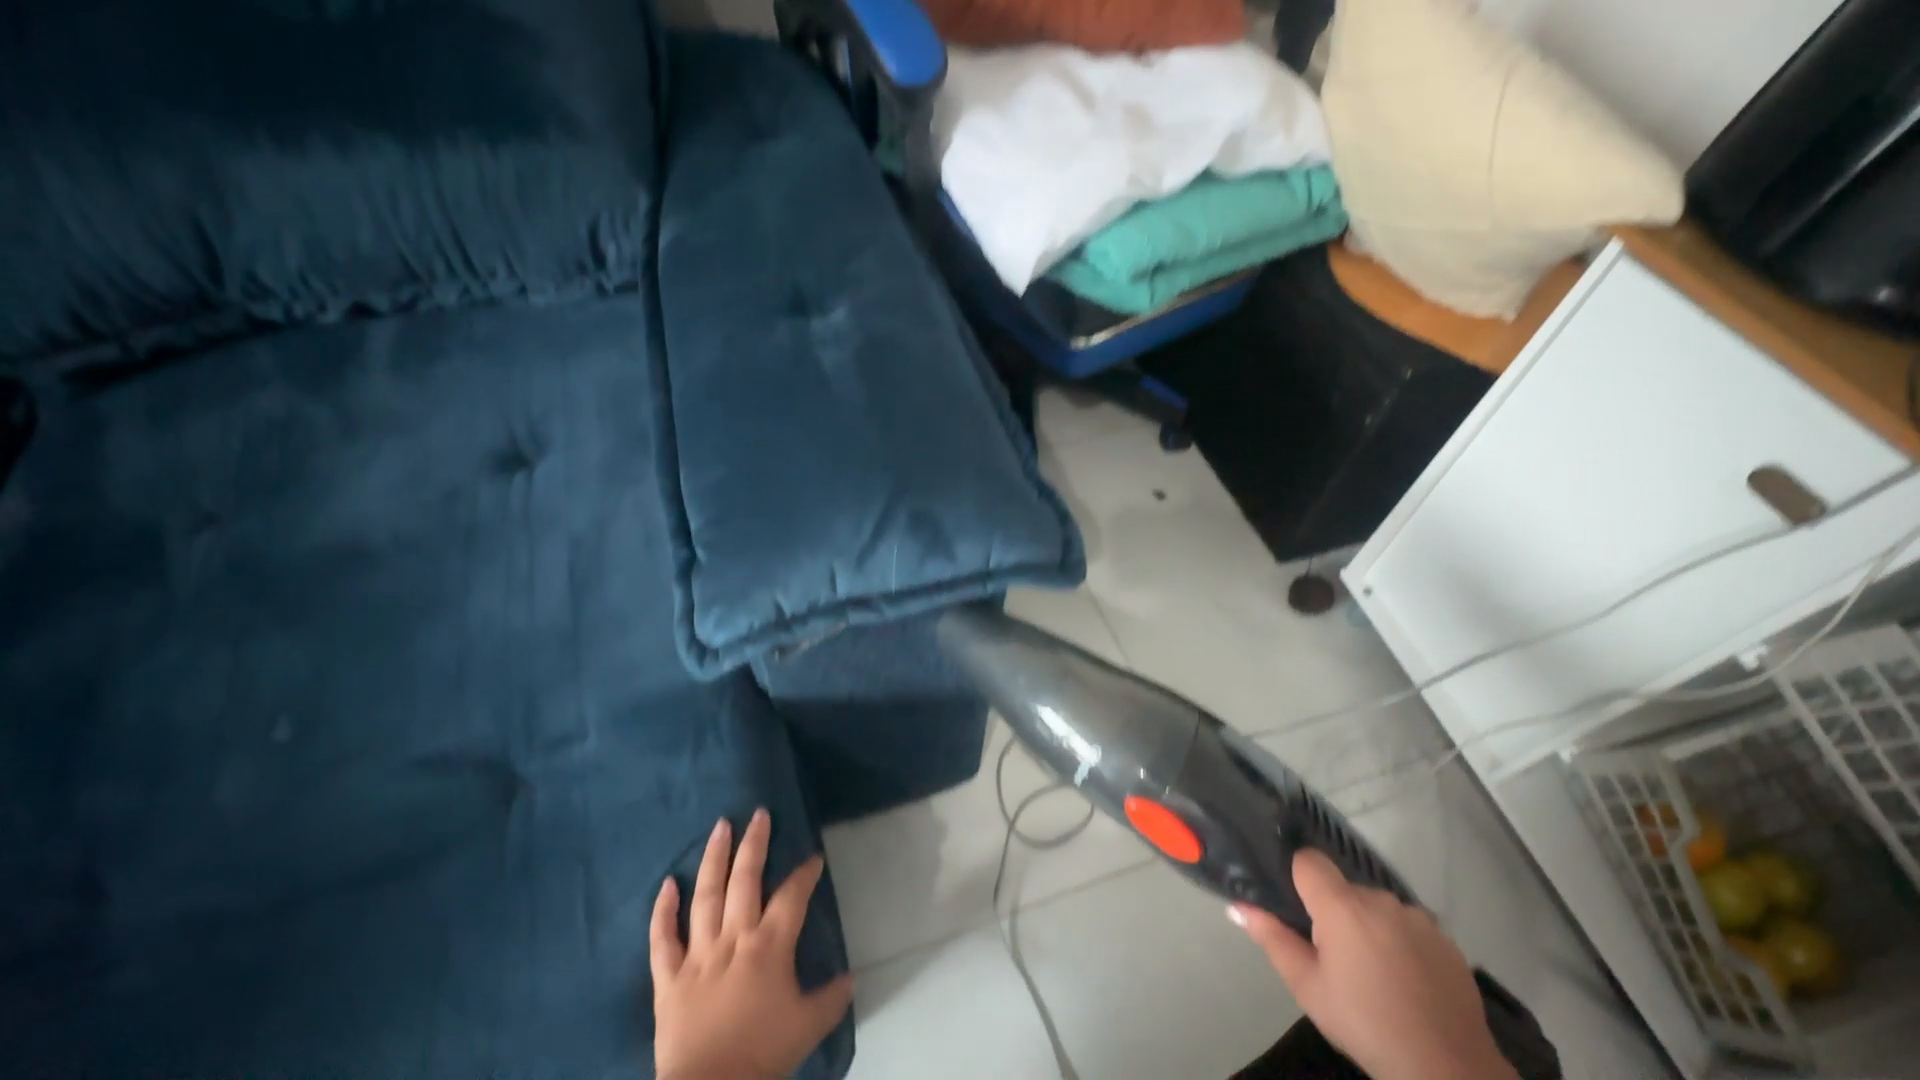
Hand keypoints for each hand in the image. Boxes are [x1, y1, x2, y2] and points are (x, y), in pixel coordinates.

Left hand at [651, 809, 853, 1079]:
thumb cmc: (763, 1053)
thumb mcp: (809, 1027)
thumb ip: (831, 998)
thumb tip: (849, 978)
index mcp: (769, 947)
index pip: (791, 898)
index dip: (804, 874)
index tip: (813, 857)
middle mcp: (733, 939)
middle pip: (745, 882)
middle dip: (755, 845)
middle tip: (759, 814)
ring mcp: (696, 954)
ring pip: (704, 896)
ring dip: (713, 859)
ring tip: (720, 826)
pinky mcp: (668, 977)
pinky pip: (662, 937)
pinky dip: (662, 909)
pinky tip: (667, 883)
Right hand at [1230, 850, 1517, 1079]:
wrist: (1444, 1065)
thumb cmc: (1364, 1022)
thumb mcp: (1307, 986)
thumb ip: (1273, 939)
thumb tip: (1240, 906)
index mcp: (1343, 906)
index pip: (1309, 860)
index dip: (1296, 876)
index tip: (1295, 907)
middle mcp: (1382, 900)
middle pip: (1344, 888)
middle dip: (1333, 912)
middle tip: (1331, 956)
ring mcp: (1419, 918)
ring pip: (1378, 908)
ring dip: (1368, 926)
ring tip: (1370, 973)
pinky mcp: (1446, 939)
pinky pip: (1409, 926)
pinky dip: (1399, 942)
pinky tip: (1402, 980)